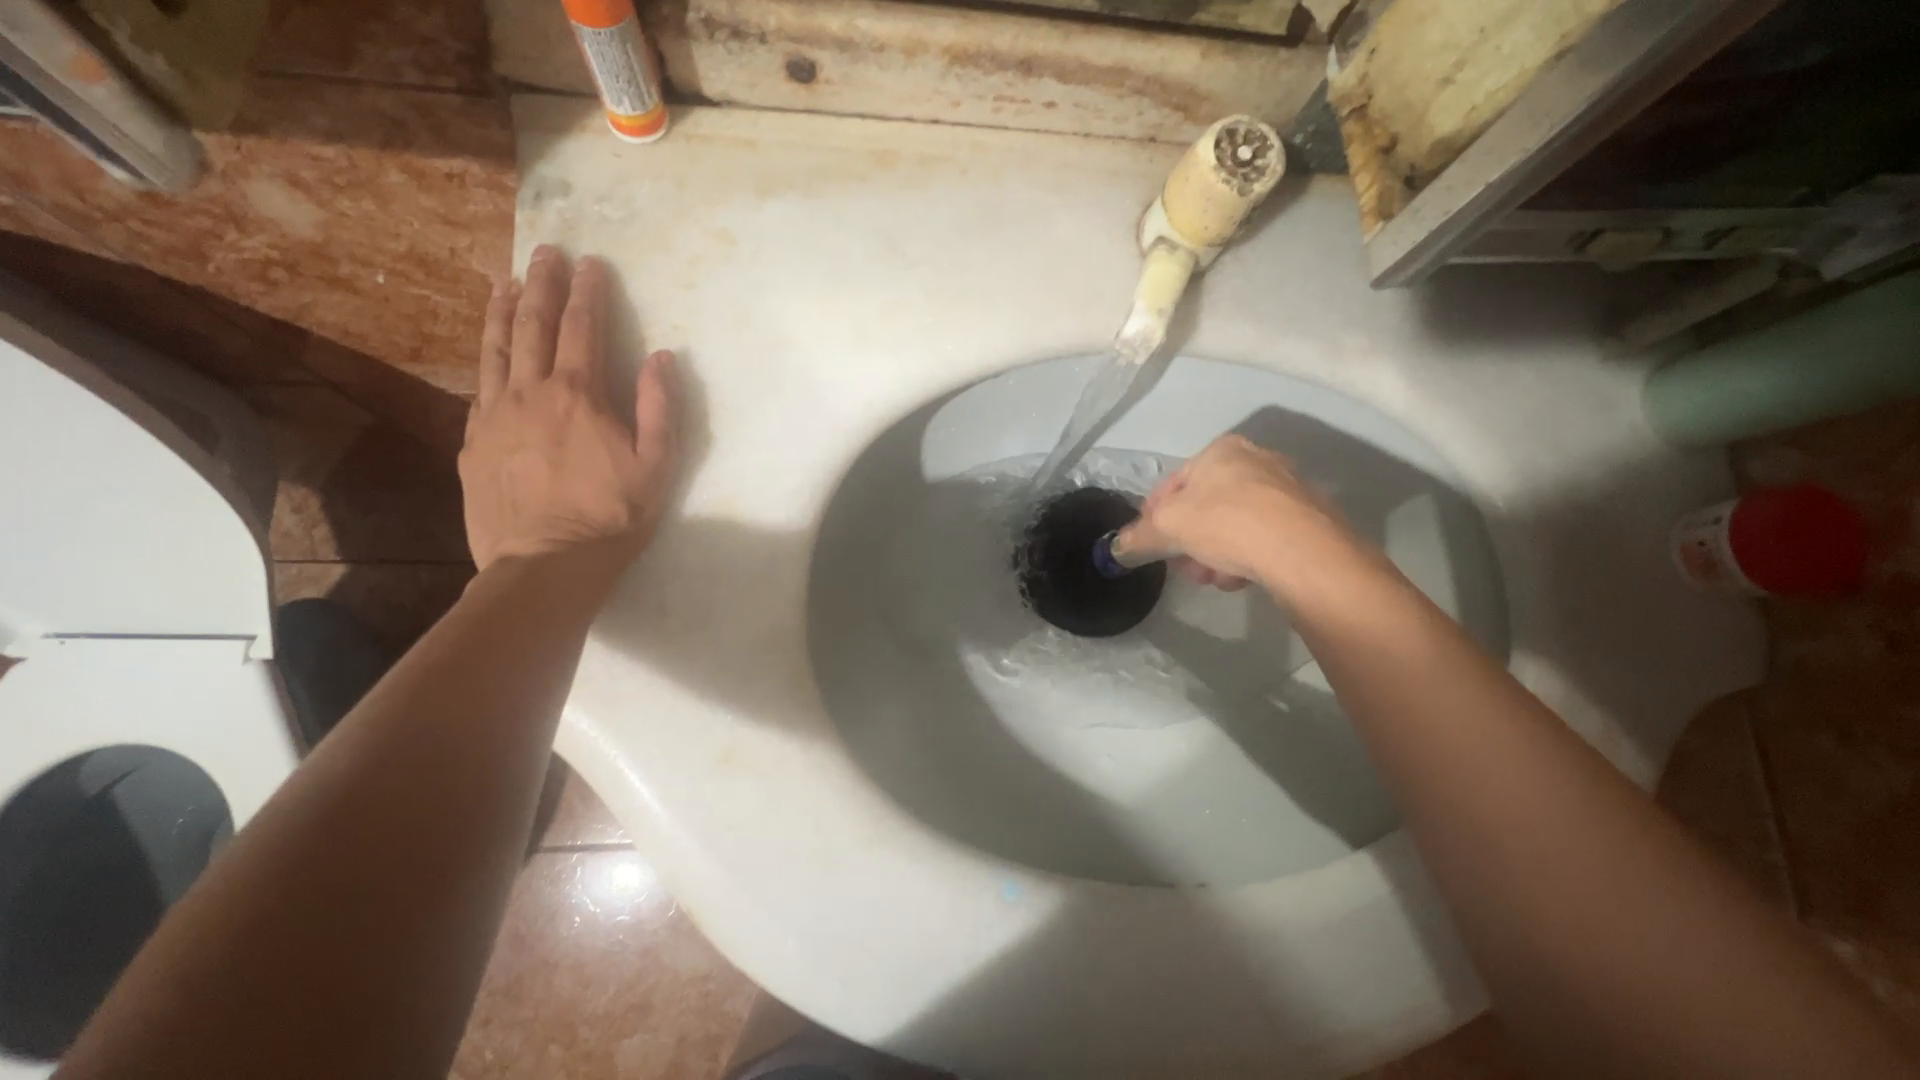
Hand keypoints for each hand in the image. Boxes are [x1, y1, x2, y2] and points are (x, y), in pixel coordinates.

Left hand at [460, 245, 678, 571]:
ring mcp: (494, 415)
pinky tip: (488, 351)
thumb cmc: (610, 518)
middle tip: (545, 252)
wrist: (544, 565)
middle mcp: (531, 392)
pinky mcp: (472, 442)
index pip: (583, 328)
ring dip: (501, 310)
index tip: (591, 262)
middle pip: (532, 325)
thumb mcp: (656, 467)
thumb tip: (660, 356)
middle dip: (542, 284)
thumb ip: (660, 407)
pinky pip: (479, 387)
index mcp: (579, 395)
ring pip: (495, 349)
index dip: (588, 292)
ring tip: (504, 281)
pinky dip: (484, 358)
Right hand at [1121, 435, 1355, 594]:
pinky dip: (1248, 556)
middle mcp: (1256, 459)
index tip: (1152, 545)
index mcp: (1221, 450)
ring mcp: (1286, 488)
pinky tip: (1244, 578)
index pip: (1174, 484)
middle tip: (1187, 568)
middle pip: (1205, 507)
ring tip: (1217, 579)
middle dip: (1190, 542)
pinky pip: (1264, 537)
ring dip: (1217, 554)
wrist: (1301, 549)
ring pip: (1234, 525)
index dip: (1155, 517)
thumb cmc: (1226, 523)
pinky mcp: (1308, 518)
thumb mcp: (1167, 528)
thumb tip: (1118, 547)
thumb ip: (1139, 537)